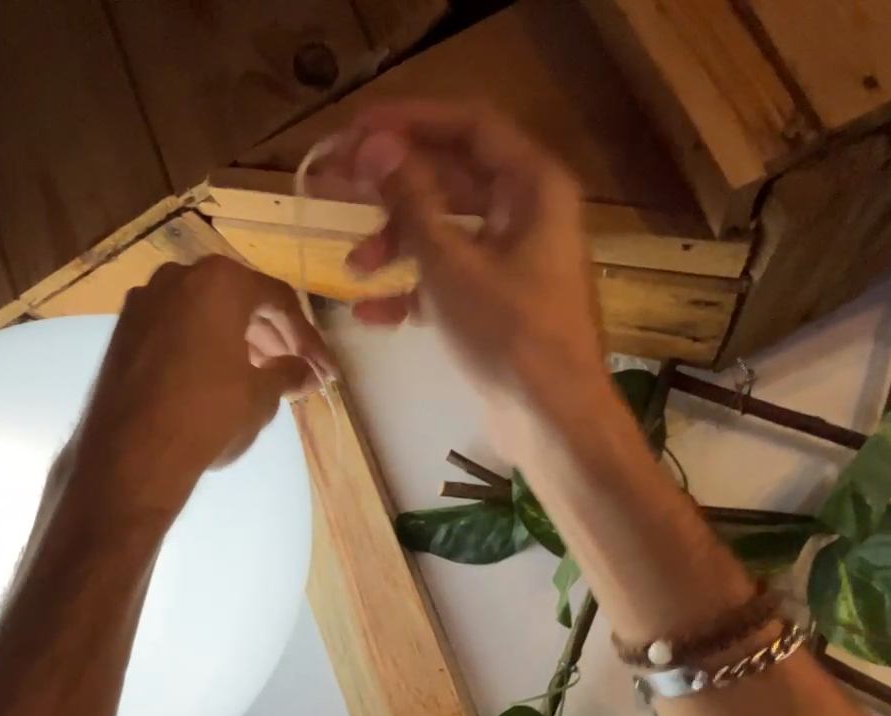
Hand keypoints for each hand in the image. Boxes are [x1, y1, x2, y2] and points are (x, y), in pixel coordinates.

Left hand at [74, 256, 327, 509]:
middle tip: (297, 371)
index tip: (325, 370)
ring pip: (206, 313)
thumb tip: (307, 372)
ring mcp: (144, 301)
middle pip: (240, 301)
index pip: (279, 302)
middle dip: (274, 337)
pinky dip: (203, 345)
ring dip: (239, 340)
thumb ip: (289, 374)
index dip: (308, 340)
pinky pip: (177, 328)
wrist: (131, 453)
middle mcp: (178, 276)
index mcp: (220, 281)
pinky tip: (218, 377)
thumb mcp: (261, 396)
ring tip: (262, 375)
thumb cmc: (208, 414)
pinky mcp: (123, 330)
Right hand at [324, 101, 612, 437]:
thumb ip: (412, 202)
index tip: (356, 132)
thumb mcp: (450, 264)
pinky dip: (415, 290)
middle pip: (453, 179)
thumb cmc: (508, 333)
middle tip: (339, 192)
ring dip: (397, 245)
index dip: (410, 121)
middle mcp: (529, 213)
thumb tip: (378, 147)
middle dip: (394, 190)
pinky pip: (452, 278)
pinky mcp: (502, 302)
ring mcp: (516, 260)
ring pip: (448, 232)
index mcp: (533, 186)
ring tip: (352, 270)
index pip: (469, 126)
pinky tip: (371, 314)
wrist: (551, 418)